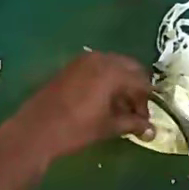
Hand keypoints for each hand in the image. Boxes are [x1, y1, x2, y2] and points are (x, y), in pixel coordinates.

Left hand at [0, 52, 151, 165]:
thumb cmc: (76, 128)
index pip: (141, 82)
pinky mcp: (71, 67)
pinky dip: (105, 80)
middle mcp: (100, 59)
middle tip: (136, 111)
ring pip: (113, 66)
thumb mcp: (108, 126)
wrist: (36, 130)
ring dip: (121, 83)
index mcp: (113, 71)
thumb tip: (152, 130)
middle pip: (129, 68)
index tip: (145, 120)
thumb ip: (132, 123)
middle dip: (135, 88)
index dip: (146, 102)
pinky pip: (97, 68)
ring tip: (119, 108)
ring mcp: (83, 61)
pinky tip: (103, 101)